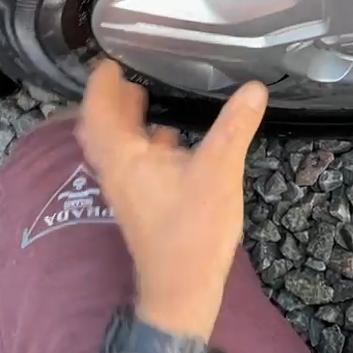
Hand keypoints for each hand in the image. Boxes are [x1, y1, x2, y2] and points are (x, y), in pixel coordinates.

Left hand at [76, 62, 268, 337]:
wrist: (181, 290)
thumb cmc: (193, 228)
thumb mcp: (219, 170)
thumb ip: (235, 126)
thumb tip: (254, 87)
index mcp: (124, 158)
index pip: (98, 112)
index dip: (100, 85)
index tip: (108, 62)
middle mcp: (117, 173)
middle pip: (103, 129)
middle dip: (111, 101)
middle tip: (126, 77)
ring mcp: (127, 192)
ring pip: (117, 149)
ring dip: (126, 123)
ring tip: (144, 99)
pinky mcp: (142, 206)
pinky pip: (132, 165)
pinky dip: (143, 145)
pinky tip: (171, 142)